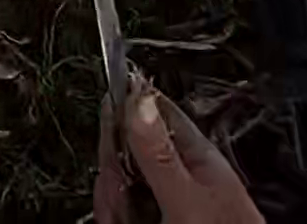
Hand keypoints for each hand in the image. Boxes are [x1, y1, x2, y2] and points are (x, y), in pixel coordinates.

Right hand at [95, 80, 263, 223]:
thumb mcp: (189, 204)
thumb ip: (159, 153)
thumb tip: (137, 96)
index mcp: (199, 159)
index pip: (154, 108)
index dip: (125, 109)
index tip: (108, 124)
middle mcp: (183, 176)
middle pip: (130, 146)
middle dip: (113, 165)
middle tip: (115, 190)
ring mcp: (171, 203)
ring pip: (123, 179)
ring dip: (111, 196)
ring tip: (117, 217)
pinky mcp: (158, 221)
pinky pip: (125, 206)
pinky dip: (115, 213)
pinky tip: (116, 222)